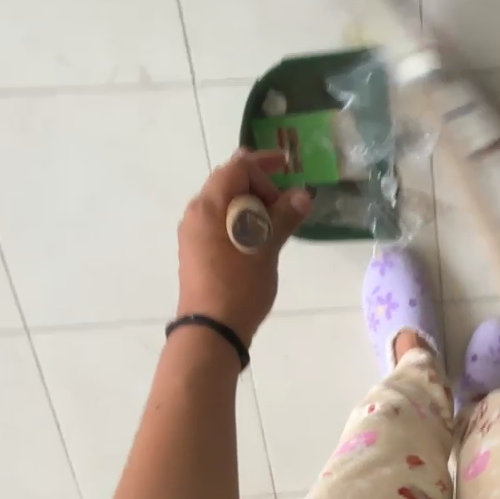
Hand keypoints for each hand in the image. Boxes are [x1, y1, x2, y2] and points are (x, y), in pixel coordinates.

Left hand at [177, 149, 312, 341]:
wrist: (211, 331)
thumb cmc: (239, 287)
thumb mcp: (265, 250)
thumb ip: (283, 218)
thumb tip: (304, 194)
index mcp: (208, 206)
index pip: (237, 168)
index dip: (265, 167)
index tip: (290, 177)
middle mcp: (197, 214)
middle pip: (230, 183)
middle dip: (262, 186)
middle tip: (287, 207)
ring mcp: (196, 234)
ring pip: (227, 206)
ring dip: (255, 207)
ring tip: (278, 227)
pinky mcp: (200, 253)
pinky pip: (223, 225)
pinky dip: (244, 223)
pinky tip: (261, 242)